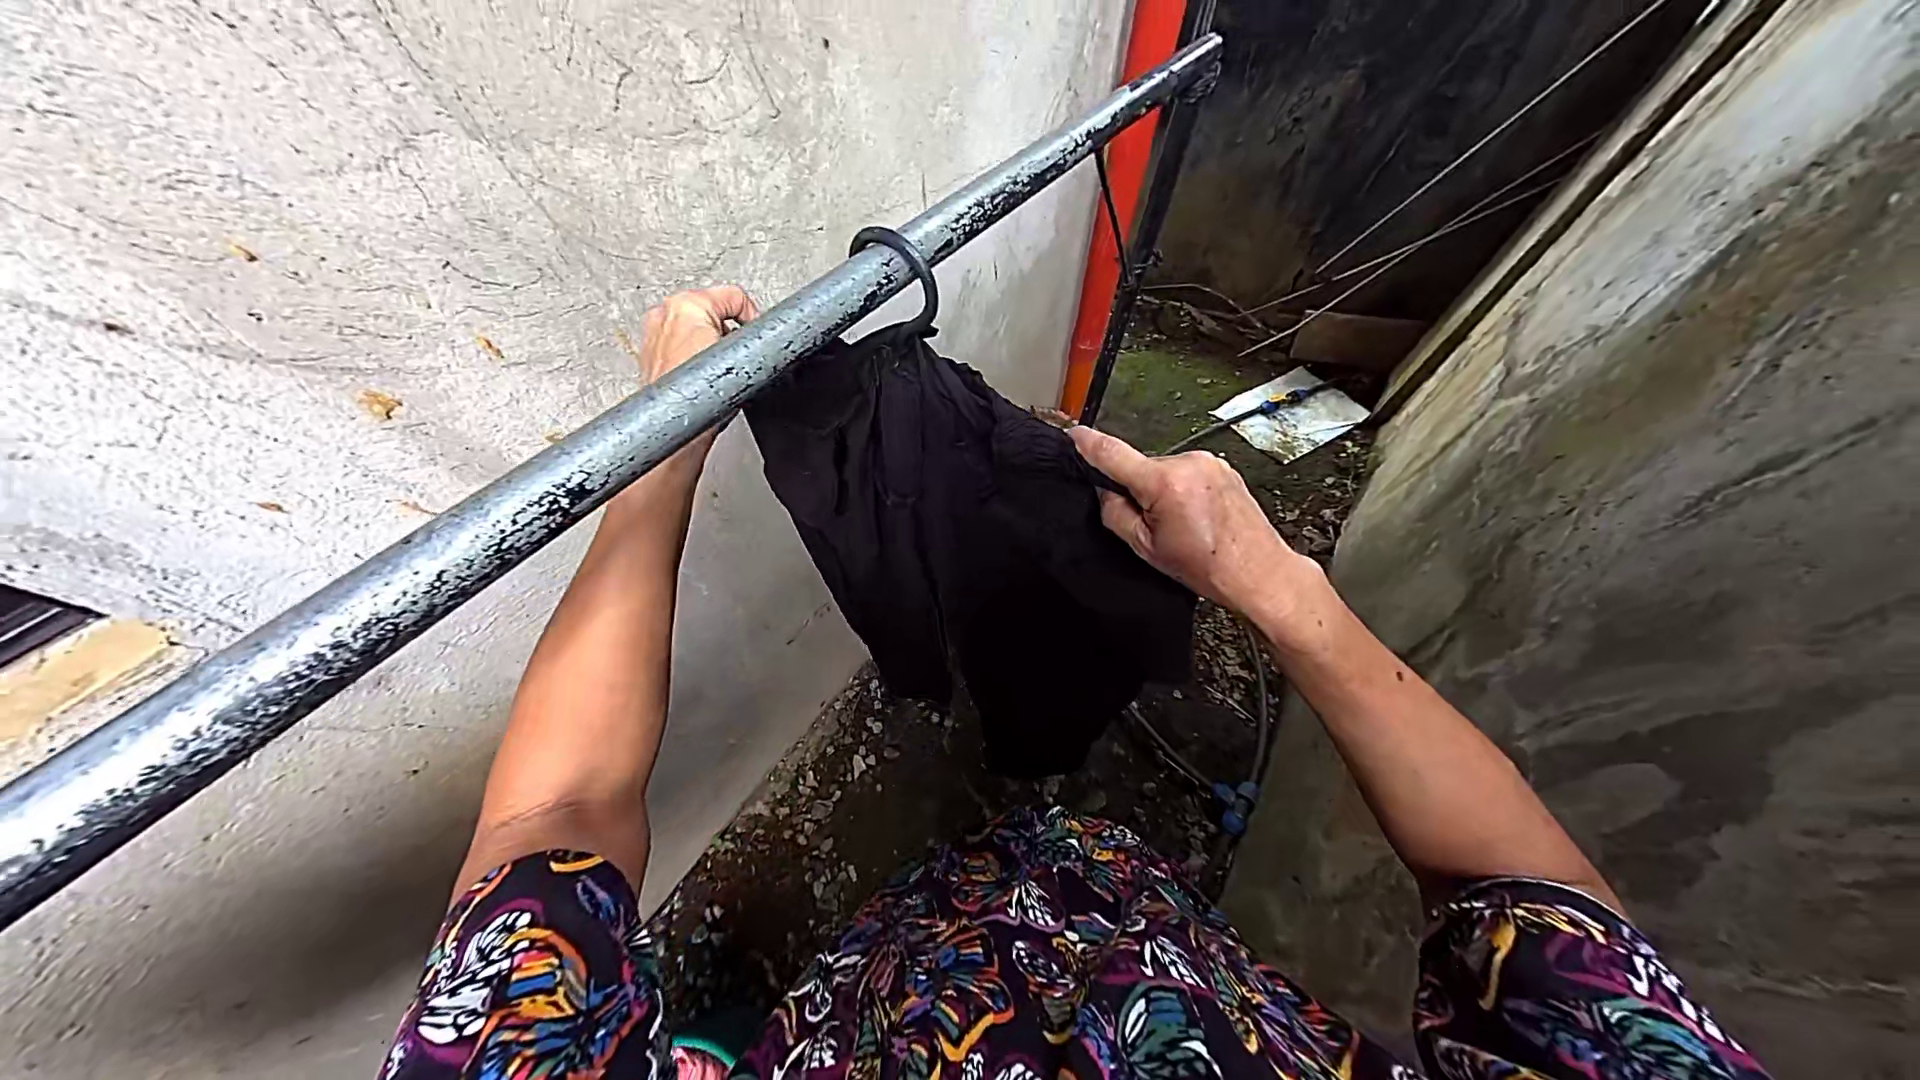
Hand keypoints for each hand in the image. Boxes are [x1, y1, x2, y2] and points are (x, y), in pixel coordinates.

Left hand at [626, 286, 759, 478]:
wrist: (677, 427)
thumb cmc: (700, 398)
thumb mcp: (741, 355)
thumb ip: (749, 335)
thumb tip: (758, 336)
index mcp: (685, 305)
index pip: (734, 296)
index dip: (754, 318)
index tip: (757, 337)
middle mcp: (664, 315)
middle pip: (713, 312)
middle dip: (728, 333)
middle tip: (736, 358)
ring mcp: (654, 335)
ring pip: (698, 331)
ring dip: (711, 348)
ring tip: (719, 371)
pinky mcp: (651, 356)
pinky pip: (682, 348)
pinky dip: (694, 361)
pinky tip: (703, 379)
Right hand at [1067, 426, 1321, 623]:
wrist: (1257, 572)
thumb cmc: (1208, 566)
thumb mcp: (1144, 547)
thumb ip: (1114, 512)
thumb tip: (1105, 490)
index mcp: (1165, 483)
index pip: (1113, 453)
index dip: (1087, 443)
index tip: (1074, 435)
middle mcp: (1189, 463)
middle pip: (1139, 466)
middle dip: (1136, 489)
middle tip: (1152, 524)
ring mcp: (1209, 462)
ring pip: (1162, 470)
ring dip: (1160, 491)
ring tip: (1180, 524)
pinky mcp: (1221, 467)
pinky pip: (1184, 472)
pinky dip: (1180, 490)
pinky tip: (1195, 516)